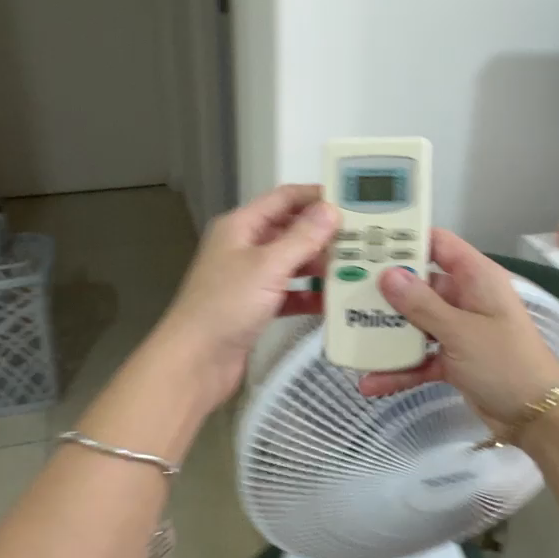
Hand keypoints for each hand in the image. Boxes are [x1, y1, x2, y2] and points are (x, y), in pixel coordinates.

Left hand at [149, 184, 337, 411]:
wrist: (196, 361)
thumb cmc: (226, 306)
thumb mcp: (268, 266)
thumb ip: (302, 238)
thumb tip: (331, 209)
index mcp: (240, 226)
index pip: (284, 198)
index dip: (315, 196)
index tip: (351, 200)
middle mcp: (244, 247)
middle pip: (289, 230)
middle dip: (323, 233)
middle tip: (362, 238)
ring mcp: (249, 278)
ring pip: (291, 263)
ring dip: (319, 265)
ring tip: (355, 267)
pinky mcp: (255, 306)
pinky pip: (288, 293)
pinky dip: (308, 296)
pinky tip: (333, 301)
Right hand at [357, 229, 558, 426]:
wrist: (537, 416)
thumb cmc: (505, 362)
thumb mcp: (461, 331)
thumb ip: (422, 304)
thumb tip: (387, 274)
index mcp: (476, 278)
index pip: (438, 244)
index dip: (406, 238)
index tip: (367, 240)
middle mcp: (465, 298)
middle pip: (419, 285)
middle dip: (385, 290)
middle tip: (343, 289)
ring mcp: (459, 330)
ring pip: (415, 323)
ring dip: (387, 334)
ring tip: (349, 336)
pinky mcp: (453, 359)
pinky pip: (420, 357)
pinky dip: (400, 369)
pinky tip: (371, 383)